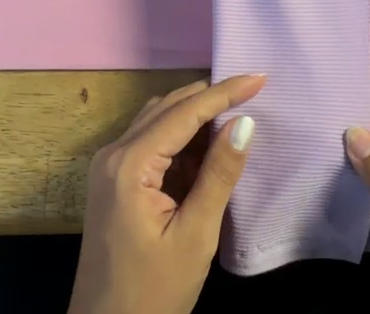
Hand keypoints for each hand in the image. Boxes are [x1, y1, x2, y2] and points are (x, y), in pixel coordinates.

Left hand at [69, 74, 264, 313]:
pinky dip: (181, 138)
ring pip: (159, 120)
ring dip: (196, 115)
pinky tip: (208, 146)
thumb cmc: (152, 293)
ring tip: (237, 112)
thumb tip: (244, 123)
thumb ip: (218, 175)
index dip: (224, 92)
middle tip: (253, 89)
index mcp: (129, 164)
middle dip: (211, 97)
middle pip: (168, 108)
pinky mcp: (113, 181)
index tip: (260, 77)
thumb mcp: (194, 236)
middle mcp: (113, 153)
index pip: (184, 112)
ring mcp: (109, 166)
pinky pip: (151, 142)